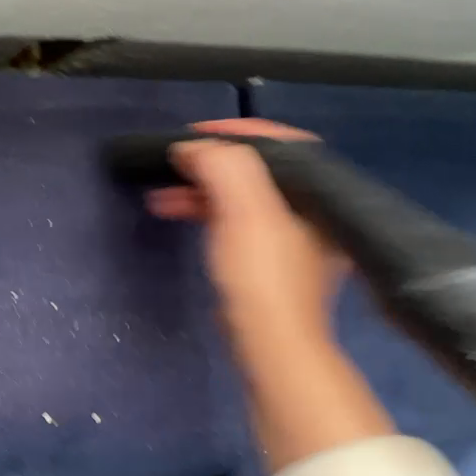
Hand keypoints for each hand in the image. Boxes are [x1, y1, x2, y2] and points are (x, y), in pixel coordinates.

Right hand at [145, 119, 345, 343]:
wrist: (270, 343)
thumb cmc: (262, 276)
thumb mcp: (244, 212)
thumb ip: (223, 168)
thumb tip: (191, 146)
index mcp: (315, 194)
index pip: (280, 143)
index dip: (235, 132)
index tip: (191, 135)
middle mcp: (310, 210)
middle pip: (258, 170)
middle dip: (210, 163)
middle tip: (172, 163)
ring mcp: (292, 238)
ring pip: (242, 197)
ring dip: (200, 189)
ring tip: (160, 194)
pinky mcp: (269, 261)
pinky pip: (235, 220)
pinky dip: (205, 212)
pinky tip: (178, 214)